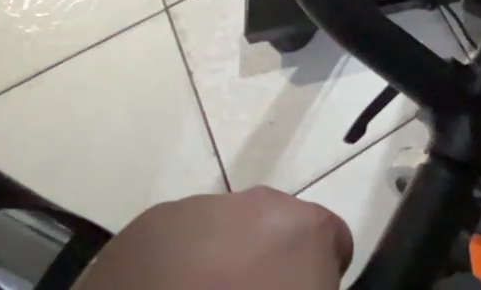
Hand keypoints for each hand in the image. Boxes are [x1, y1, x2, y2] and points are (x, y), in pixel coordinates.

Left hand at [74, 189, 351, 289]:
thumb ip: (309, 276)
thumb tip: (295, 273)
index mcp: (307, 228)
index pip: (333, 242)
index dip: (317, 275)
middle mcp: (260, 203)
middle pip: (274, 229)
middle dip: (263, 262)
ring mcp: (200, 210)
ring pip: (221, 231)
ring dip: (216, 261)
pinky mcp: (147, 226)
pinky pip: (173, 242)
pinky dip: (171, 266)